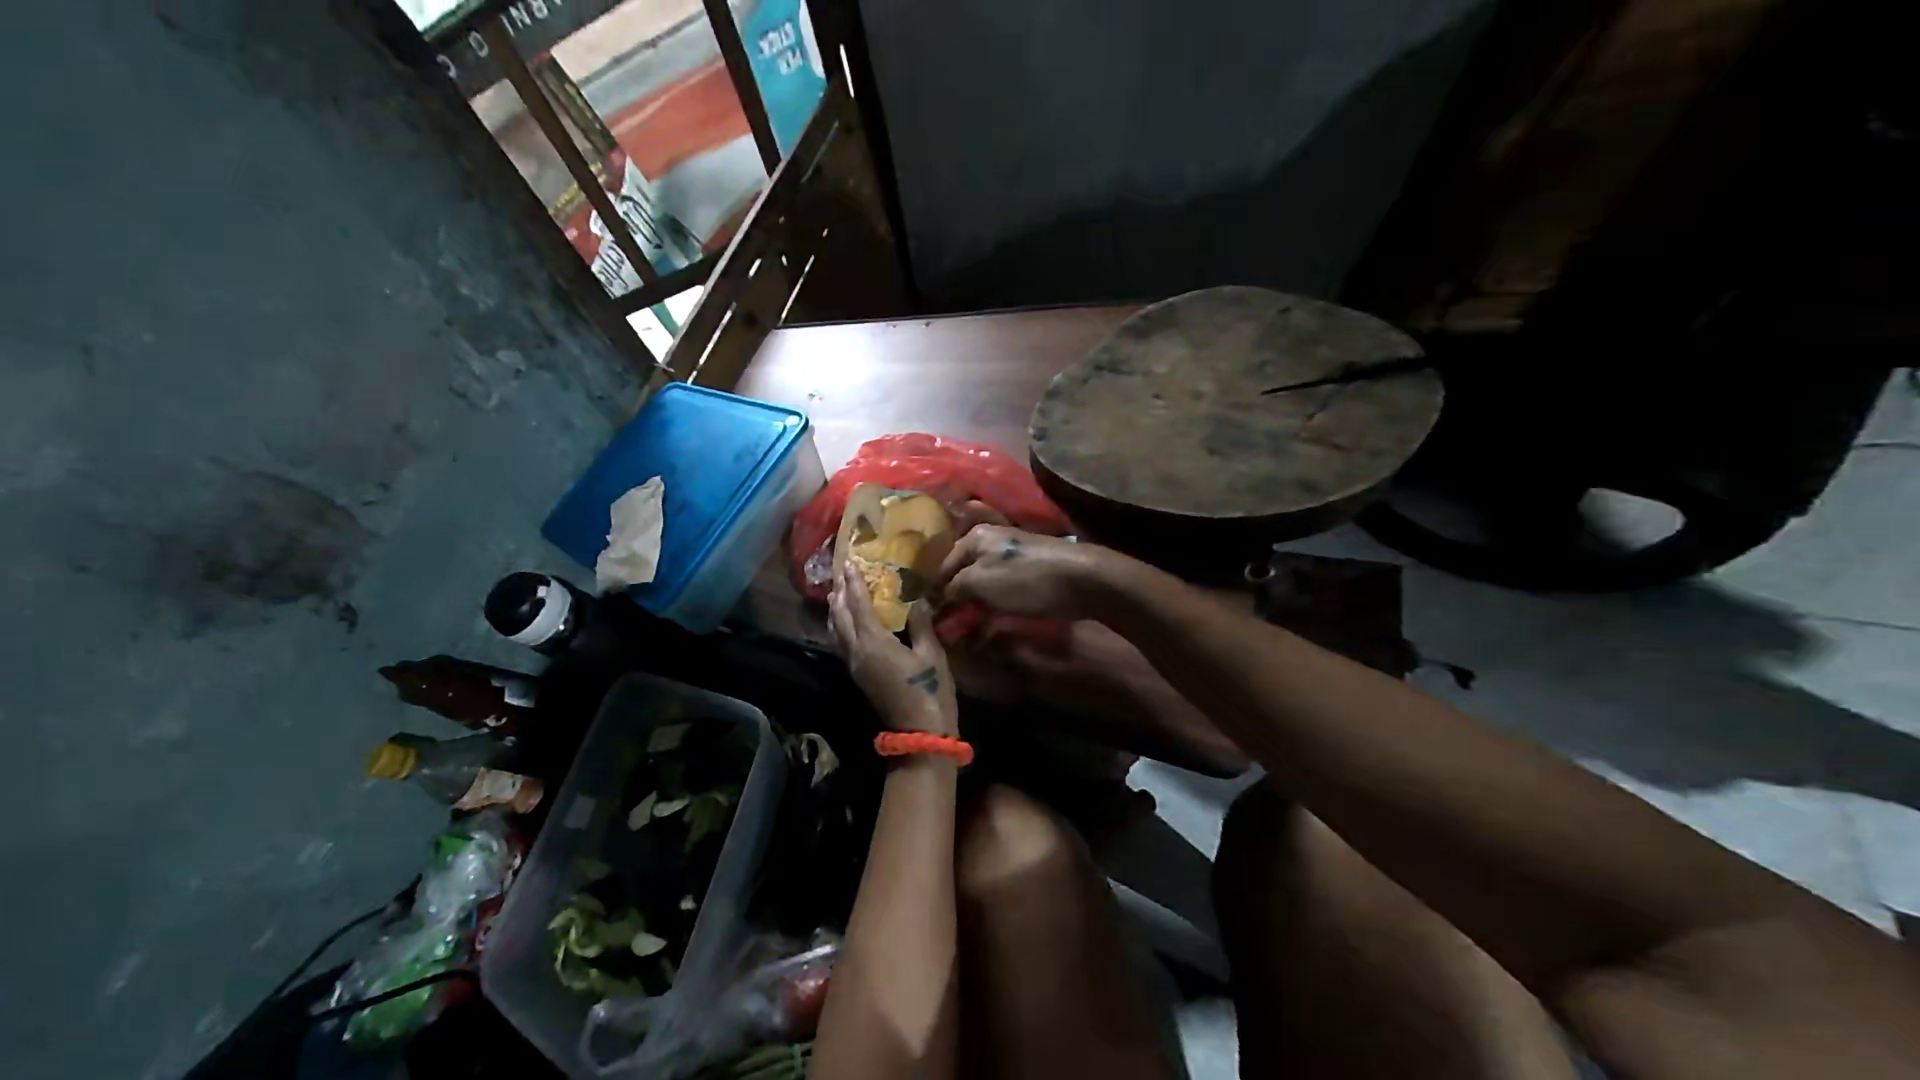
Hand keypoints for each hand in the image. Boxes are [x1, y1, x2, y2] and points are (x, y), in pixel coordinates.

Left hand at [829, 558, 958, 734]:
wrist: (919, 734)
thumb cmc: (929, 691)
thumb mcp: (932, 655)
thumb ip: (921, 625)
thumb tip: (917, 601)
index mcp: (874, 643)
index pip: (858, 605)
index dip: (854, 583)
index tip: (850, 562)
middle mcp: (857, 651)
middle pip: (841, 616)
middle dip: (840, 592)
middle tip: (841, 572)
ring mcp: (855, 665)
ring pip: (837, 631)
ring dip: (836, 609)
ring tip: (837, 592)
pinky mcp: (858, 675)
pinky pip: (841, 643)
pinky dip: (840, 625)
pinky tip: (845, 621)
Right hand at [935, 525, 1121, 621]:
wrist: (1081, 580)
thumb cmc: (1024, 579)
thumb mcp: (979, 582)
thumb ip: (954, 588)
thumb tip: (939, 597)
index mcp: (975, 537)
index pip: (942, 566)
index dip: (934, 592)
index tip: (928, 619)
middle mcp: (991, 543)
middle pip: (963, 575)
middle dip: (954, 602)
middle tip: (948, 630)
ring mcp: (1012, 559)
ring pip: (982, 586)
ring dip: (973, 610)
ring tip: (967, 636)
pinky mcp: (1028, 576)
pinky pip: (1000, 594)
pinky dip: (992, 610)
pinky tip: (988, 630)